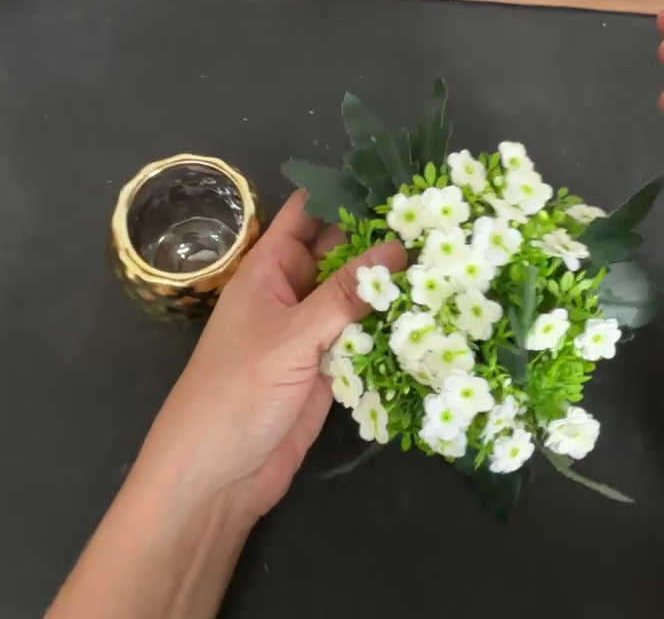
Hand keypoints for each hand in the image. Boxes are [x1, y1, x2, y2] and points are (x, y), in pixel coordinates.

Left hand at [49, 195, 404, 618]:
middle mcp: (292, 293)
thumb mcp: (291, 337)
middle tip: (438, 224)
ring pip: (355, 297)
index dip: (345, 194)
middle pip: (339, 254)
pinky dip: (390, 329)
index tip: (396, 182)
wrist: (216, 480)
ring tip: (447, 261)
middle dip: (380, 241)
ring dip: (390, 286)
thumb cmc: (236, 393)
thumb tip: (399, 248)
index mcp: (268, 269)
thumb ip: (345, 295)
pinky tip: (432, 315)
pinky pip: (363, 337)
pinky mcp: (328, 369)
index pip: (308, 214)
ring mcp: (311, 332)